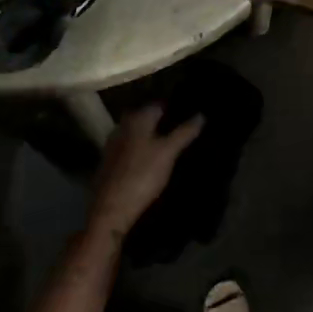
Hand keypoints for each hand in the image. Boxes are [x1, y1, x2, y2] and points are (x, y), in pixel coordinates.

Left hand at [87, 105, 204, 234]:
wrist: (111, 207)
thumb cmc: (142, 174)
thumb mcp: (168, 152)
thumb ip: (184, 133)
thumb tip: (201, 115)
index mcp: (136, 118)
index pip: (159, 105)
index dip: (176, 110)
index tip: (191, 117)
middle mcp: (122, 126)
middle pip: (147, 119)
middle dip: (165, 124)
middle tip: (185, 133)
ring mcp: (114, 144)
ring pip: (139, 135)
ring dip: (154, 138)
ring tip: (174, 148)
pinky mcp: (111, 162)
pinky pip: (132, 149)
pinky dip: (144, 151)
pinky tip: (154, 162)